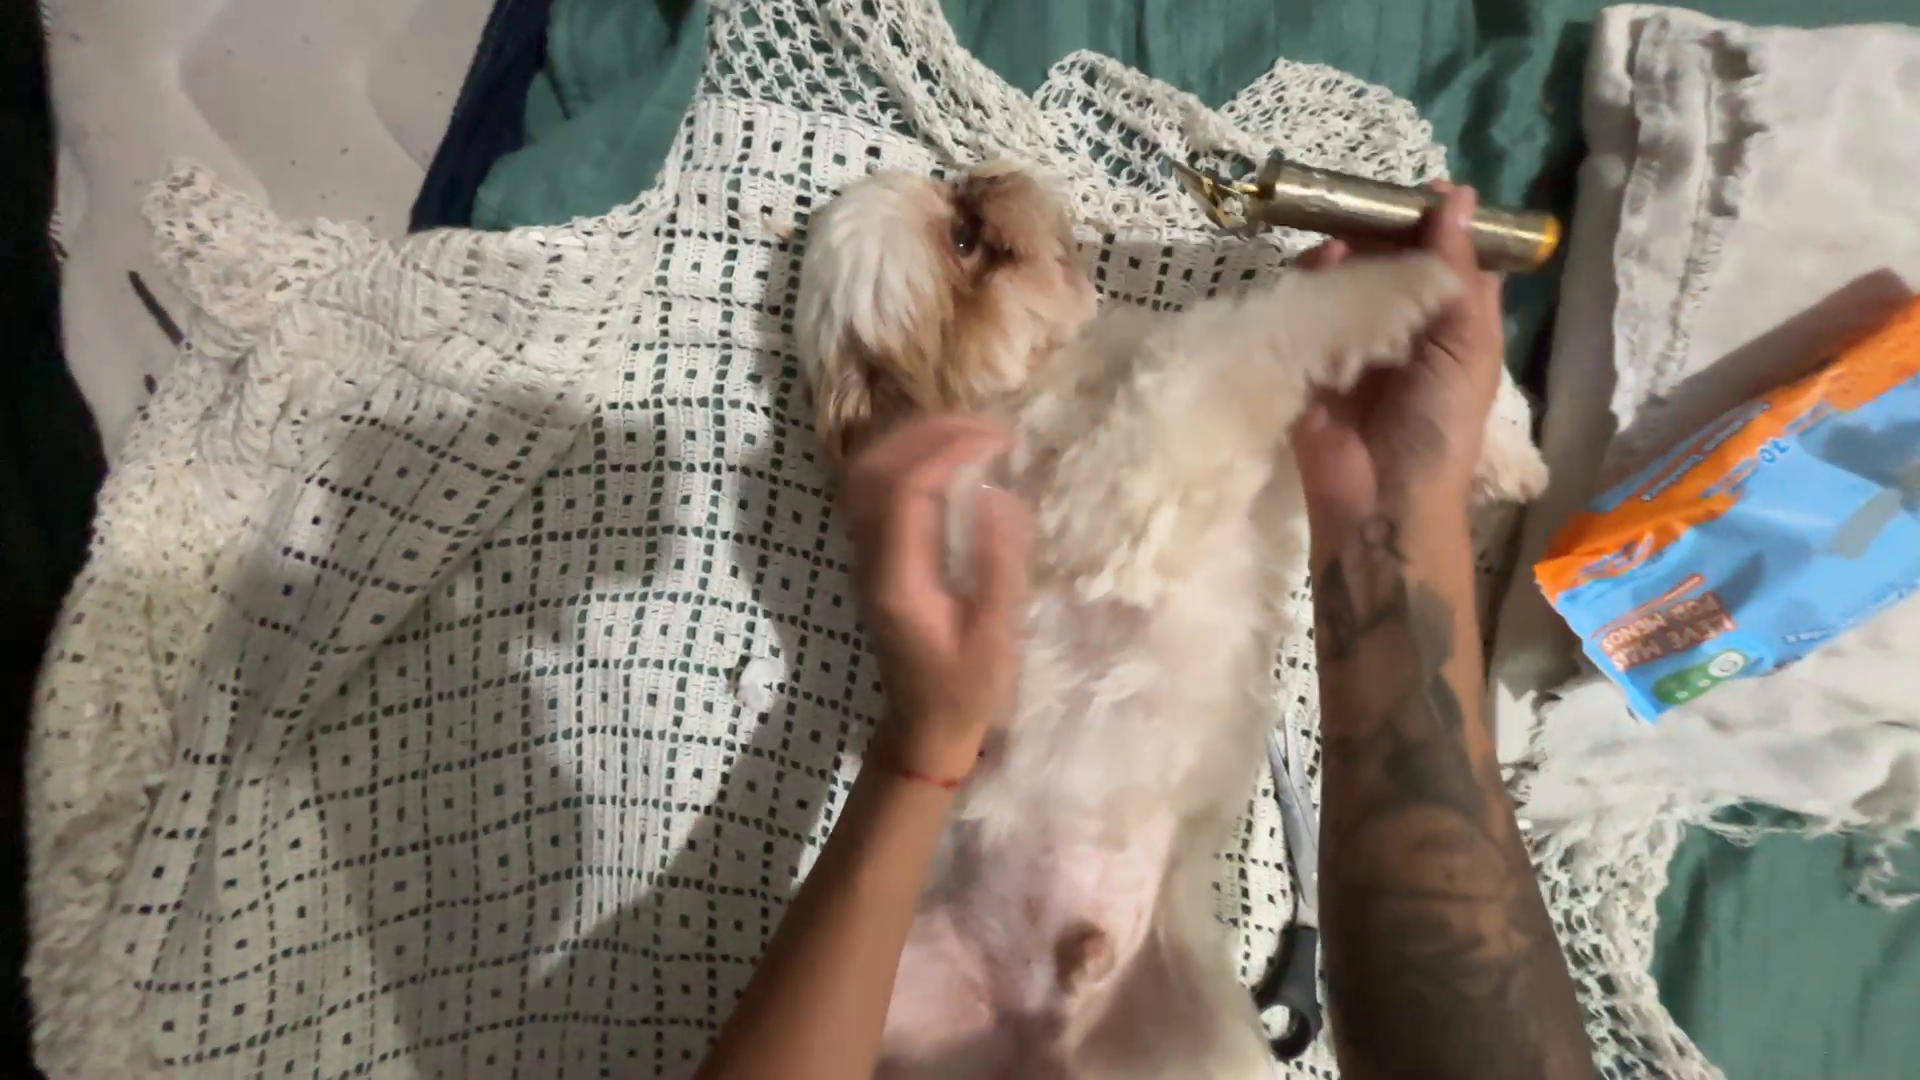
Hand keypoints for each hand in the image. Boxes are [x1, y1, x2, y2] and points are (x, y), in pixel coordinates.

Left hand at [840, 415, 1032, 782]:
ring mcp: (862, 553)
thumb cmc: (965, 687)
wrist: (923, 723)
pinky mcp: (870, 553)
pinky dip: (904, 456)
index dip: (949, 450)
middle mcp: (868, 557)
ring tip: (969, 431)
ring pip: (864, 472)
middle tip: (988, 426)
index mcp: (898, 578)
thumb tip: (999, 494)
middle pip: (874, 468)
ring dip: (912, 438)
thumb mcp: (995, 635)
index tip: (1000, 440)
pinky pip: (871, 486)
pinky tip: (944, 455)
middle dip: (929, 432)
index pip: (905, 489)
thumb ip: (997, 564)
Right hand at [1290, 183, 1506, 555]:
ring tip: (1331, 248)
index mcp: (1447, 326)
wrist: (1378, 501)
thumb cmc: (1437, 428)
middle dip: (1374, 239)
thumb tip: (1452, 196)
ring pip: (1340, 291)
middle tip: (1357, 213)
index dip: (1432, 226)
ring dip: (1337, 264)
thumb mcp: (1464, 347)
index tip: (1417, 193)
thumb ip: (1452, 276)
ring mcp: (1348, 350)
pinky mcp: (1306, 369)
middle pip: (1384, 270)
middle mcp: (1398, 331)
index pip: (1441, 261)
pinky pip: (1302, 323)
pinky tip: (1307, 277)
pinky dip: (1303, 296)